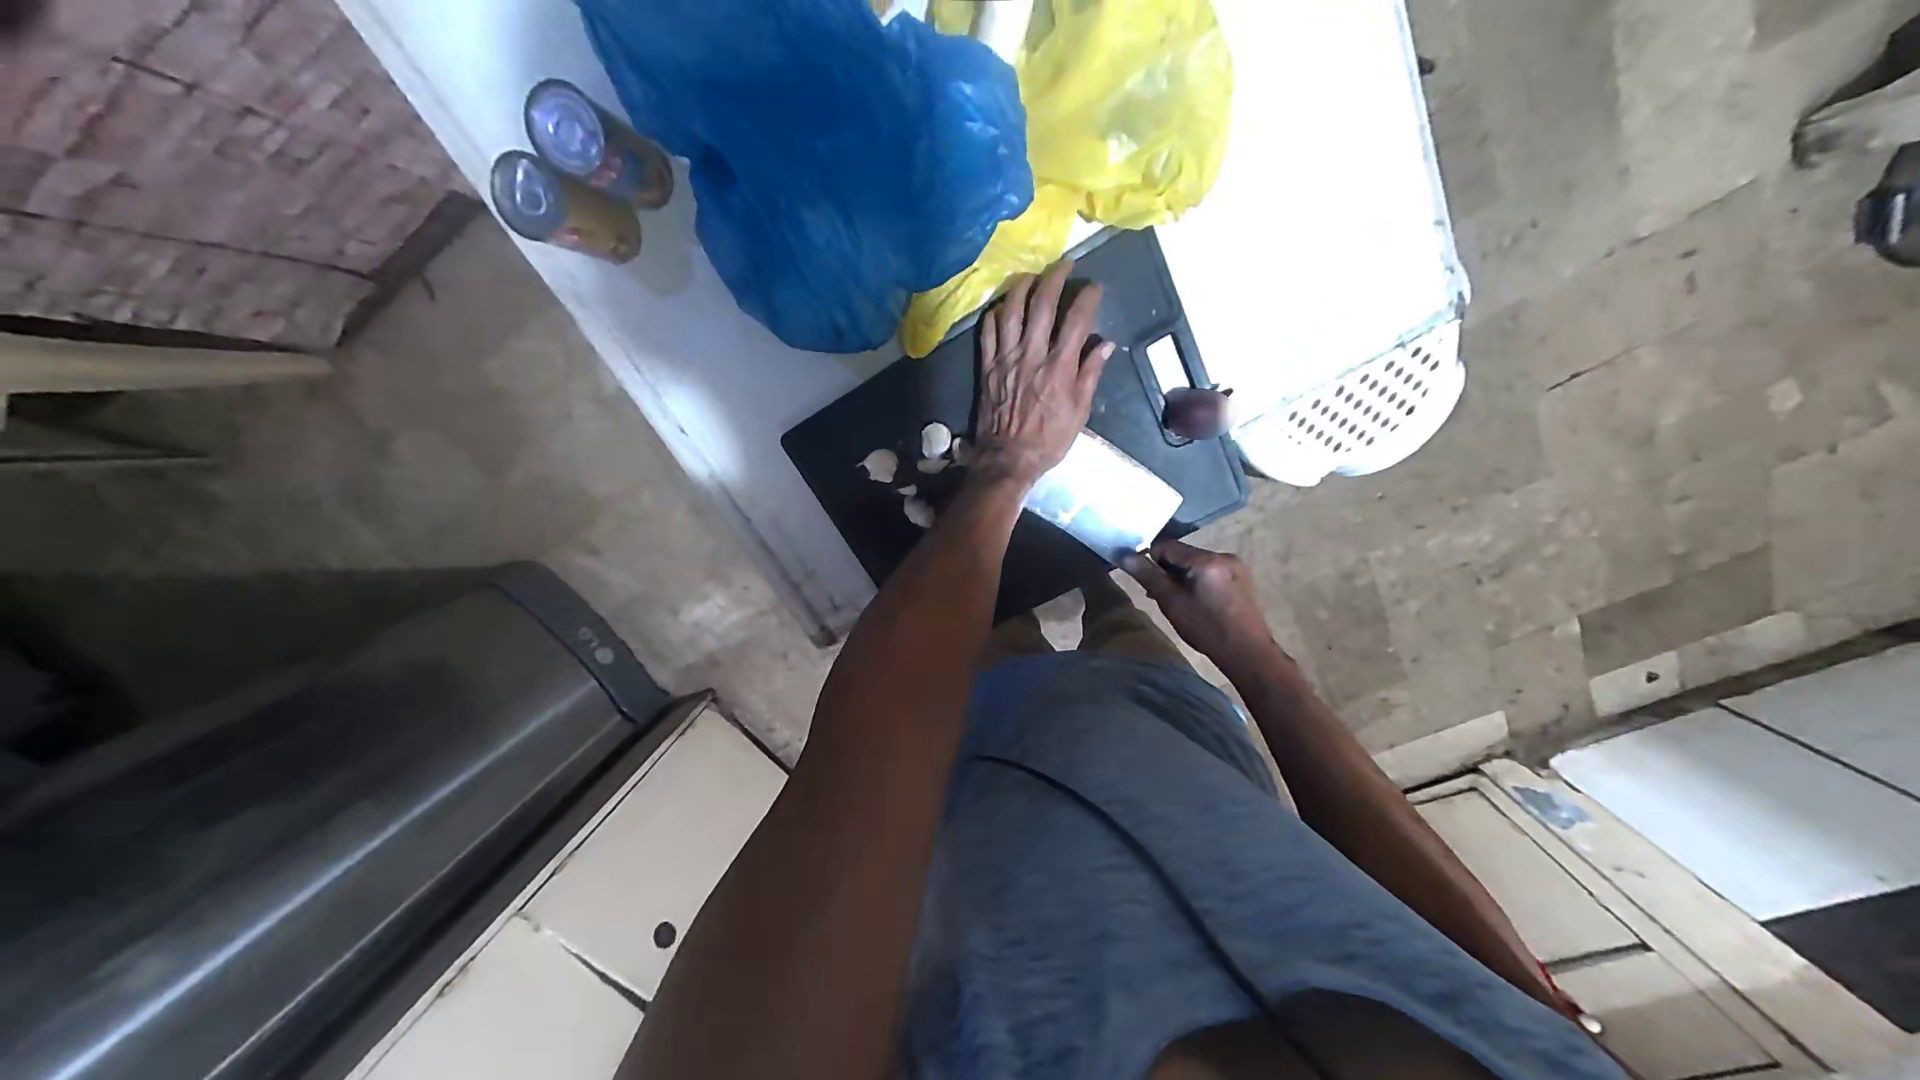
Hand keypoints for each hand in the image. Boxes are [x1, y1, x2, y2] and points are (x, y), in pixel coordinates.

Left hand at [972, 258, 1114, 489]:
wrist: (1008, 457)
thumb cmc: (1048, 439)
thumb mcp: (1079, 412)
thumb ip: (1090, 374)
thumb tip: (1105, 345)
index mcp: (1059, 366)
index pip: (1077, 319)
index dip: (1087, 297)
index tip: (1094, 287)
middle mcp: (1032, 354)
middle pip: (1043, 304)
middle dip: (1055, 277)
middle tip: (1064, 264)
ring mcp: (1006, 358)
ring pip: (1011, 310)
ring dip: (1022, 286)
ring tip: (1031, 275)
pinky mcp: (987, 366)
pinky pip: (988, 331)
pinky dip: (996, 313)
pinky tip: (1003, 305)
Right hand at [1123, 539, 1285, 677]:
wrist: (1247, 652)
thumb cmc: (1206, 628)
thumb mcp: (1171, 603)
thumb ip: (1148, 576)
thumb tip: (1124, 556)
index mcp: (1206, 560)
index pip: (1167, 546)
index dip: (1151, 561)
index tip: (1149, 583)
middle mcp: (1223, 555)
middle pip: (1183, 554)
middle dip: (1168, 570)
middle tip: (1163, 597)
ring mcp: (1236, 566)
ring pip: (1197, 563)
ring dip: (1183, 576)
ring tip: (1181, 602)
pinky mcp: (1242, 578)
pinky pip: (1211, 571)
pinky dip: (1199, 581)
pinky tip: (1199, 602)